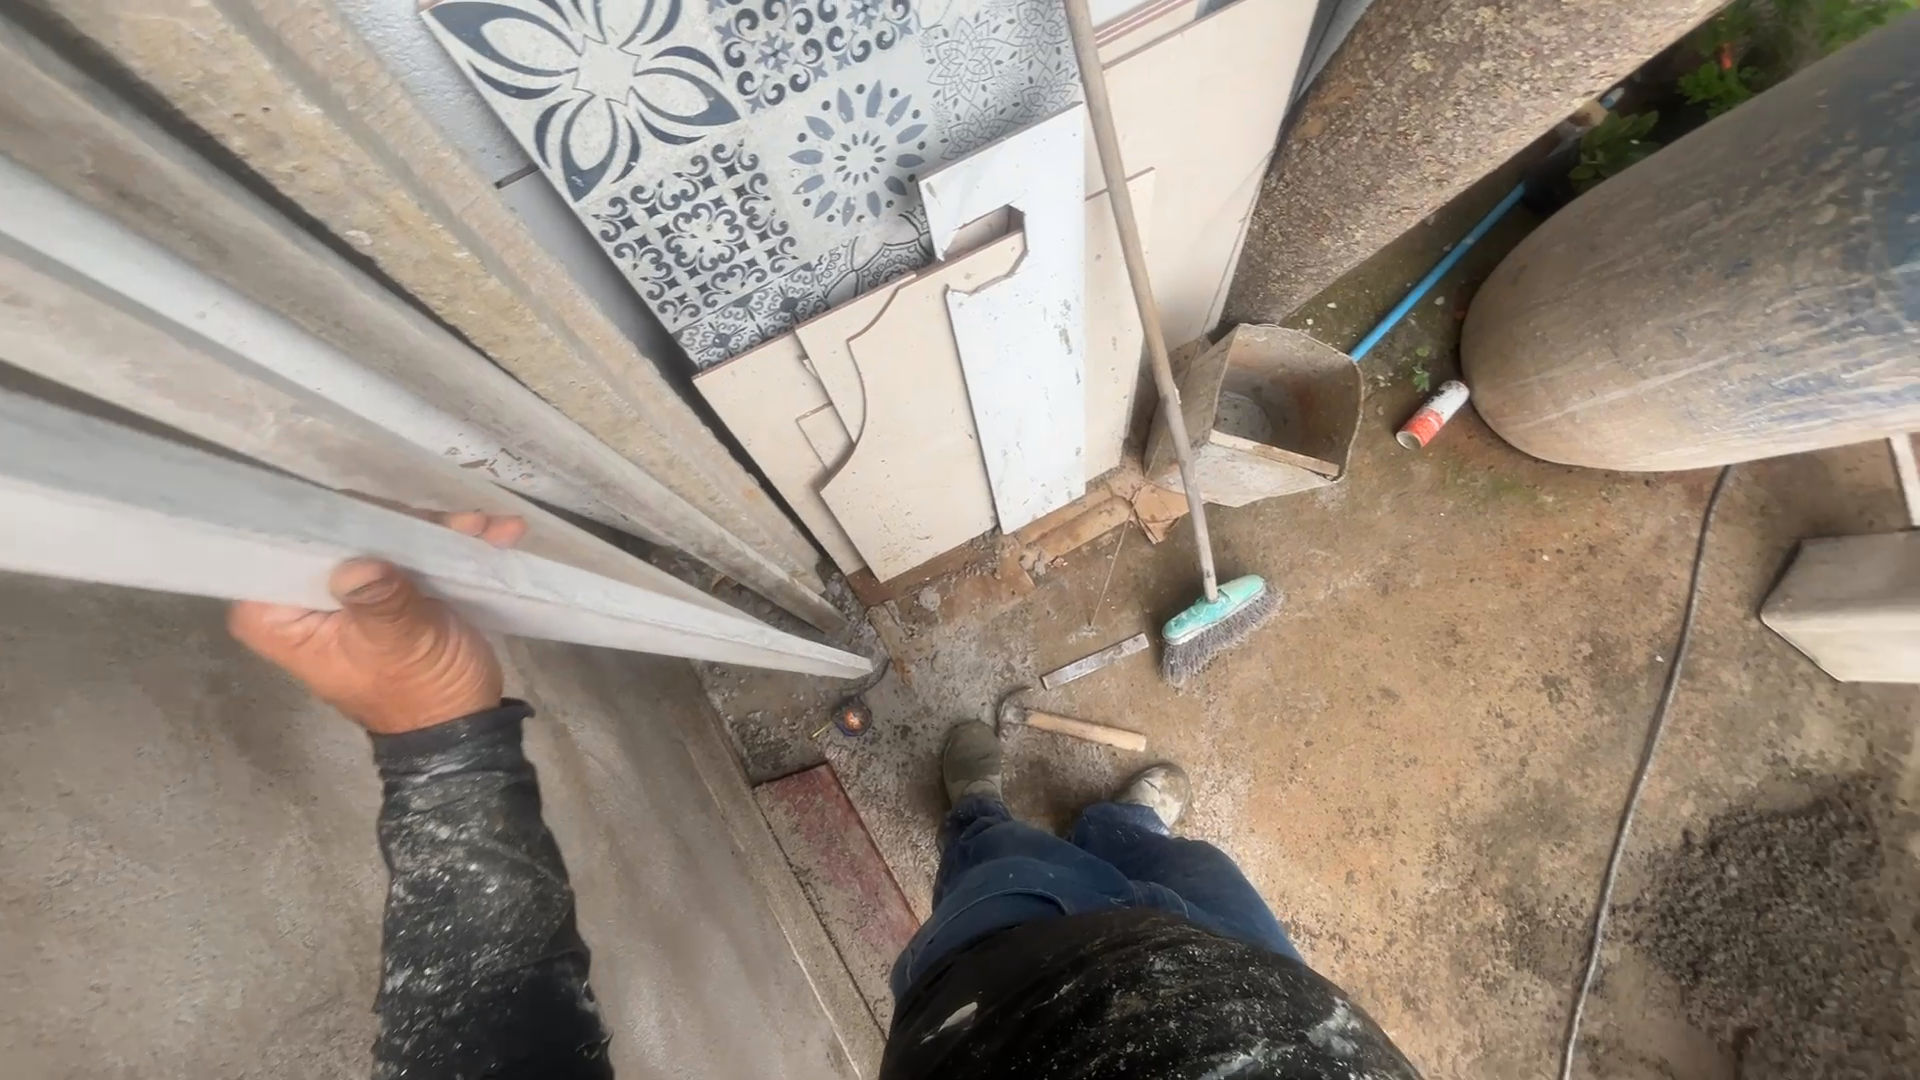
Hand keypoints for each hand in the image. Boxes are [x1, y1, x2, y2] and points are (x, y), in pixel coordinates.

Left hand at [228, 511, 527, 734]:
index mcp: (278, 612)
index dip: (346, 523)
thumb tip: (361, 567)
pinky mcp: (394, 590)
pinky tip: (498, 534)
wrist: (461, 720)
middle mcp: (306, 594)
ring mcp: (354, 591)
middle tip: (460, 525)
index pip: (296, 545)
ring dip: (444, 530)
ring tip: (488, 527)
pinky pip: (419, 554)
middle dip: (410, 524)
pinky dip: (458, 543)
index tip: (399, 519)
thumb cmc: (420, 690)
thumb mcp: (401, 646)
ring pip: (390, 538)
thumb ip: (382, 603)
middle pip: (350, 534)